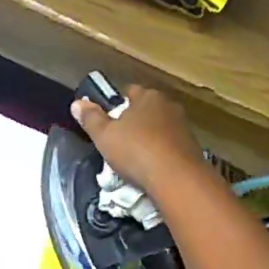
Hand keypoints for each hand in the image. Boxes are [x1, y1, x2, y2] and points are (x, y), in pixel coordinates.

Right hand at [70, 85, 209, 192]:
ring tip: (135, 157)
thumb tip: (77, 103)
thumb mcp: (104, 136)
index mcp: (147, 96)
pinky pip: (170, 145)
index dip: (116, 104)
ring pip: (159, 127)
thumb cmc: (135, 151)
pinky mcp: (191, 145)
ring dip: (148, 137)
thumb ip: (91, 118)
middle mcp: (168, 105)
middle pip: (146, 109)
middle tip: (118, 140)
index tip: (107, 119)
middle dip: (133, 121)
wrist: (176, 177)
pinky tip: (152, 167)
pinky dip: (161, 152)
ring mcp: (183, 125)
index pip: (129, 91)